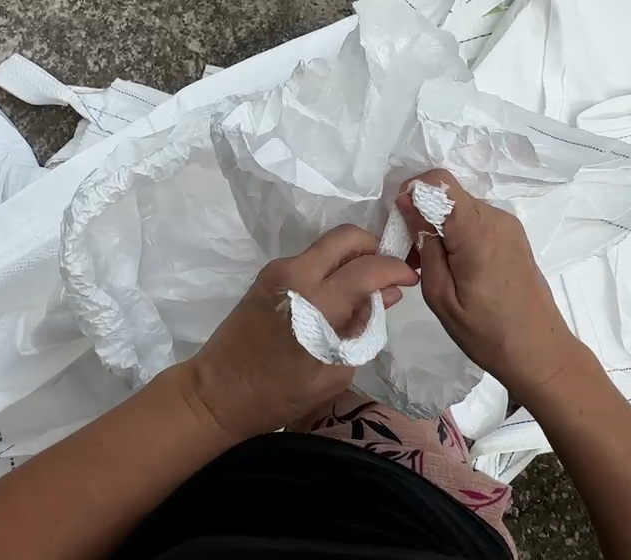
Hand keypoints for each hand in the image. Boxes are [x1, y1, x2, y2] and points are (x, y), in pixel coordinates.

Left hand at [179, 224, 417, 440]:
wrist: (218, 391)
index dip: (395, 267)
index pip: (367, 267)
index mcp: (315, 302)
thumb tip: (386, 295)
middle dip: (373, 247)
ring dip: (351, 257)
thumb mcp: (334, 370)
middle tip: (387, 273)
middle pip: (346, 236)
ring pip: (327, 245)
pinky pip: (310, 258)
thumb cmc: (279, 394)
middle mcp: (296, 273)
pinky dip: (331, 267)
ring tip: (364, 289)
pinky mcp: (268, 273)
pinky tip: (337, 296)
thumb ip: (363, 327)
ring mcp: (278, 269)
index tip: (411, 277)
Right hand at [397, 169, 589, 404]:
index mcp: (477, 231)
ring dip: (440, 227)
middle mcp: (496, 218)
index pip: (439, 181)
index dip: (413, 191)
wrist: (542, 354)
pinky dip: (457, 234)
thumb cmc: (487, 333)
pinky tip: (455, 268)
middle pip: (447, 194)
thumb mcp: (440, 295)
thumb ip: (424, 243)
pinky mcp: (513, 235)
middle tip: (412, 255)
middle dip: (423, 214)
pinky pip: (475, 220)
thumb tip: (407, 202)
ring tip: (433, 267)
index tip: (403, 222)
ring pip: (459, 207)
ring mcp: (508, 225)